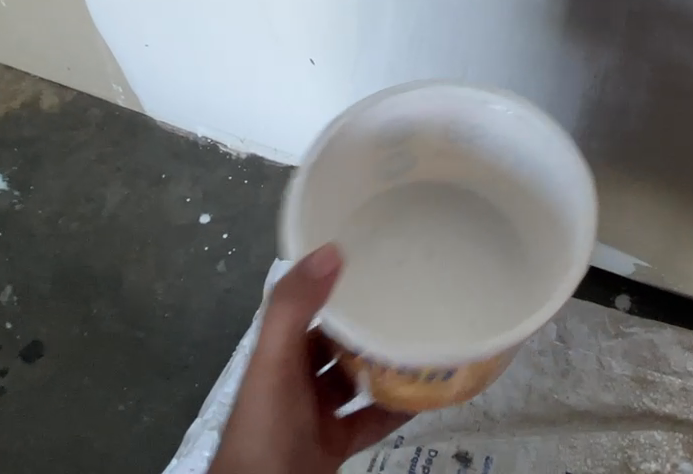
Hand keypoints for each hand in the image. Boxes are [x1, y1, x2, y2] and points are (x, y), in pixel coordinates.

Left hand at [212, 245, 412, 473]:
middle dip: (372, 320)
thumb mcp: (274, 363)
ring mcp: (317, 413)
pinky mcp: (336, 444)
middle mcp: (297, 377)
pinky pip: (373, 419)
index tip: (380, 255)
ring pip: (358, 377)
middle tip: (415, 294)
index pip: (311, 303)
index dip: (340, 280)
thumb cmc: (265, 429)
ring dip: (387, 361)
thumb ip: (295, 309)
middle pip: (339, 339)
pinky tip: (427, 391)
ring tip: (424, 335)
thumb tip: (333, 248)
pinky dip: (398, 406)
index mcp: (280, 352)